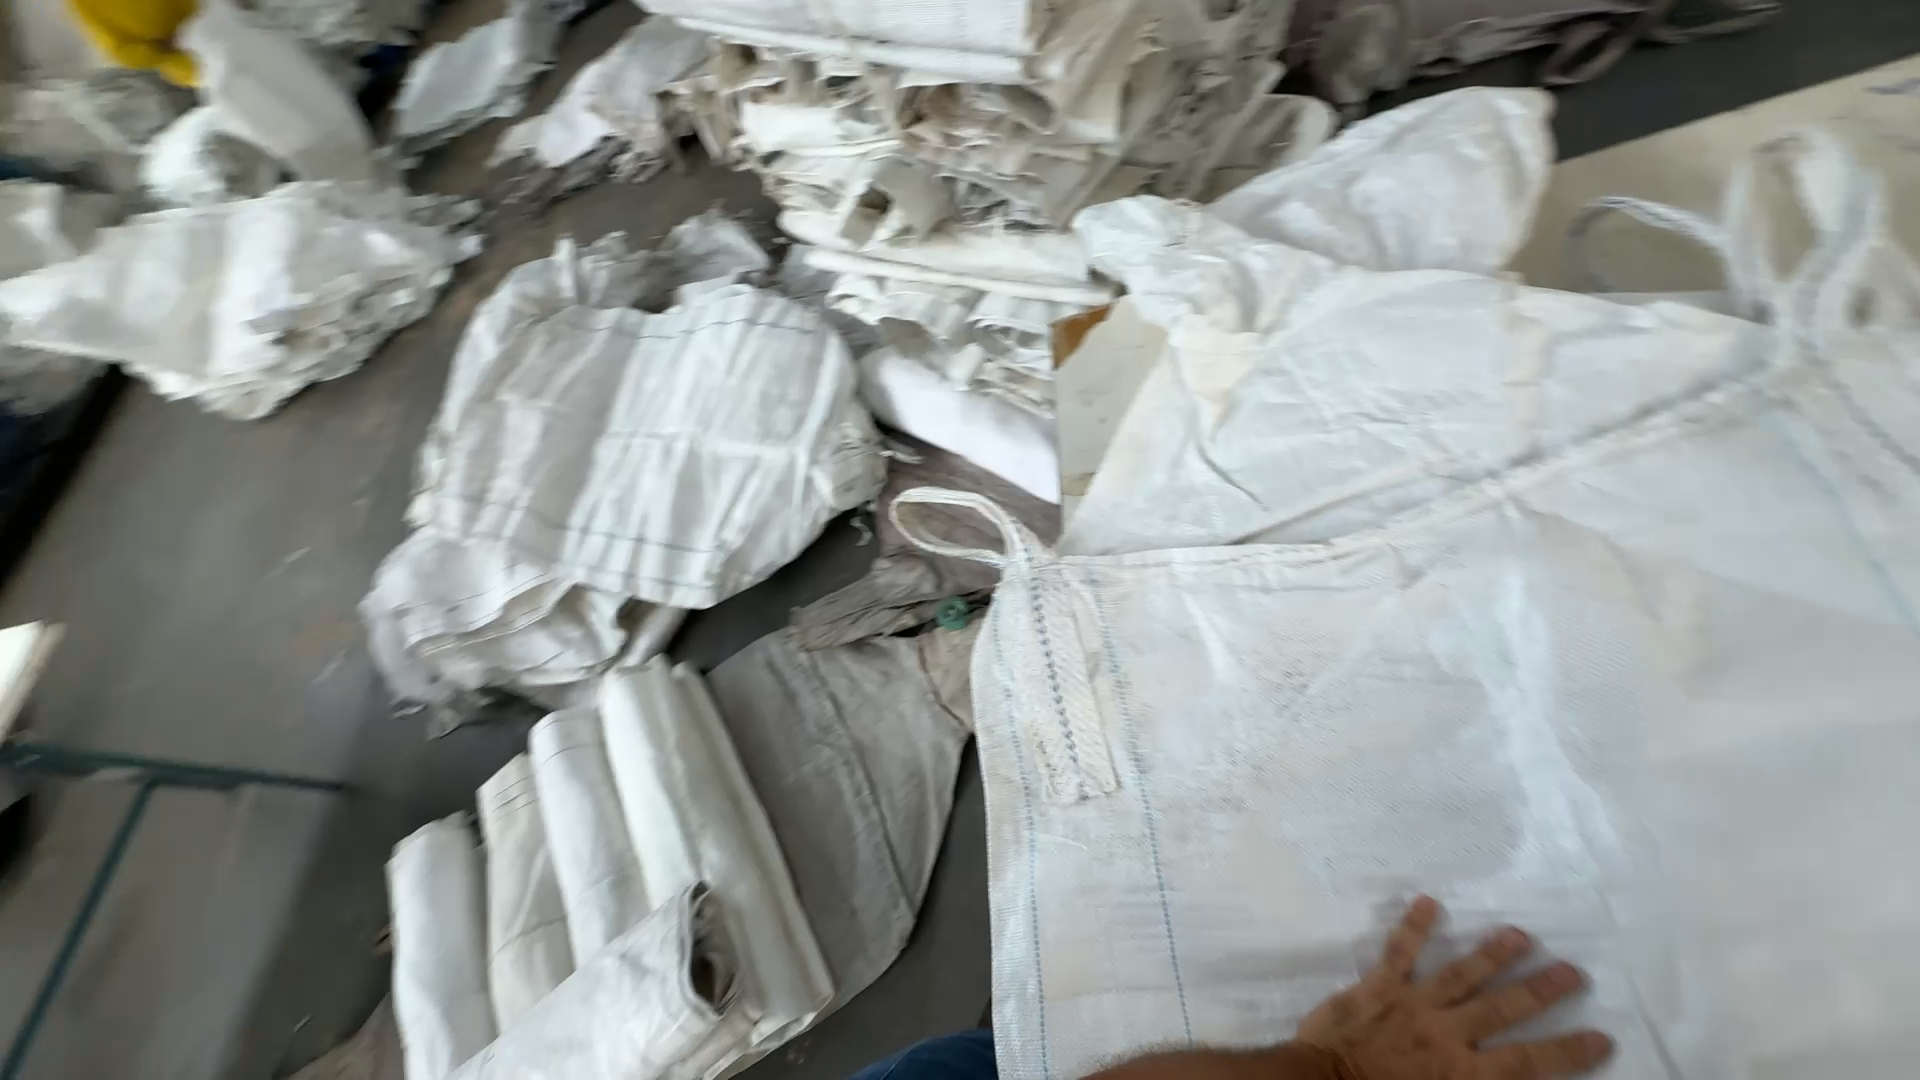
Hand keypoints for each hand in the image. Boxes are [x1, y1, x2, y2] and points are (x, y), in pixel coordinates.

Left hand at [1296, 896, 1613, 1079]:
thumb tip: (1509, 1073)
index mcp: (1466, 1076)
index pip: (1528, 1062)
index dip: (1566, 1052)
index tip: (1601, 1036)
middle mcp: (1446, 1035)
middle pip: (1501, 1009)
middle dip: (1538, 990)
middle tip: (1572, 969)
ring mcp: (1412, 1004)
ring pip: (1459, 975)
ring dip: (1490, 954)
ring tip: (1518, 934)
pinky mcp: (1378, 986)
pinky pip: (1399, 952)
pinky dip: (1414, 926)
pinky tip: (1427, 901)